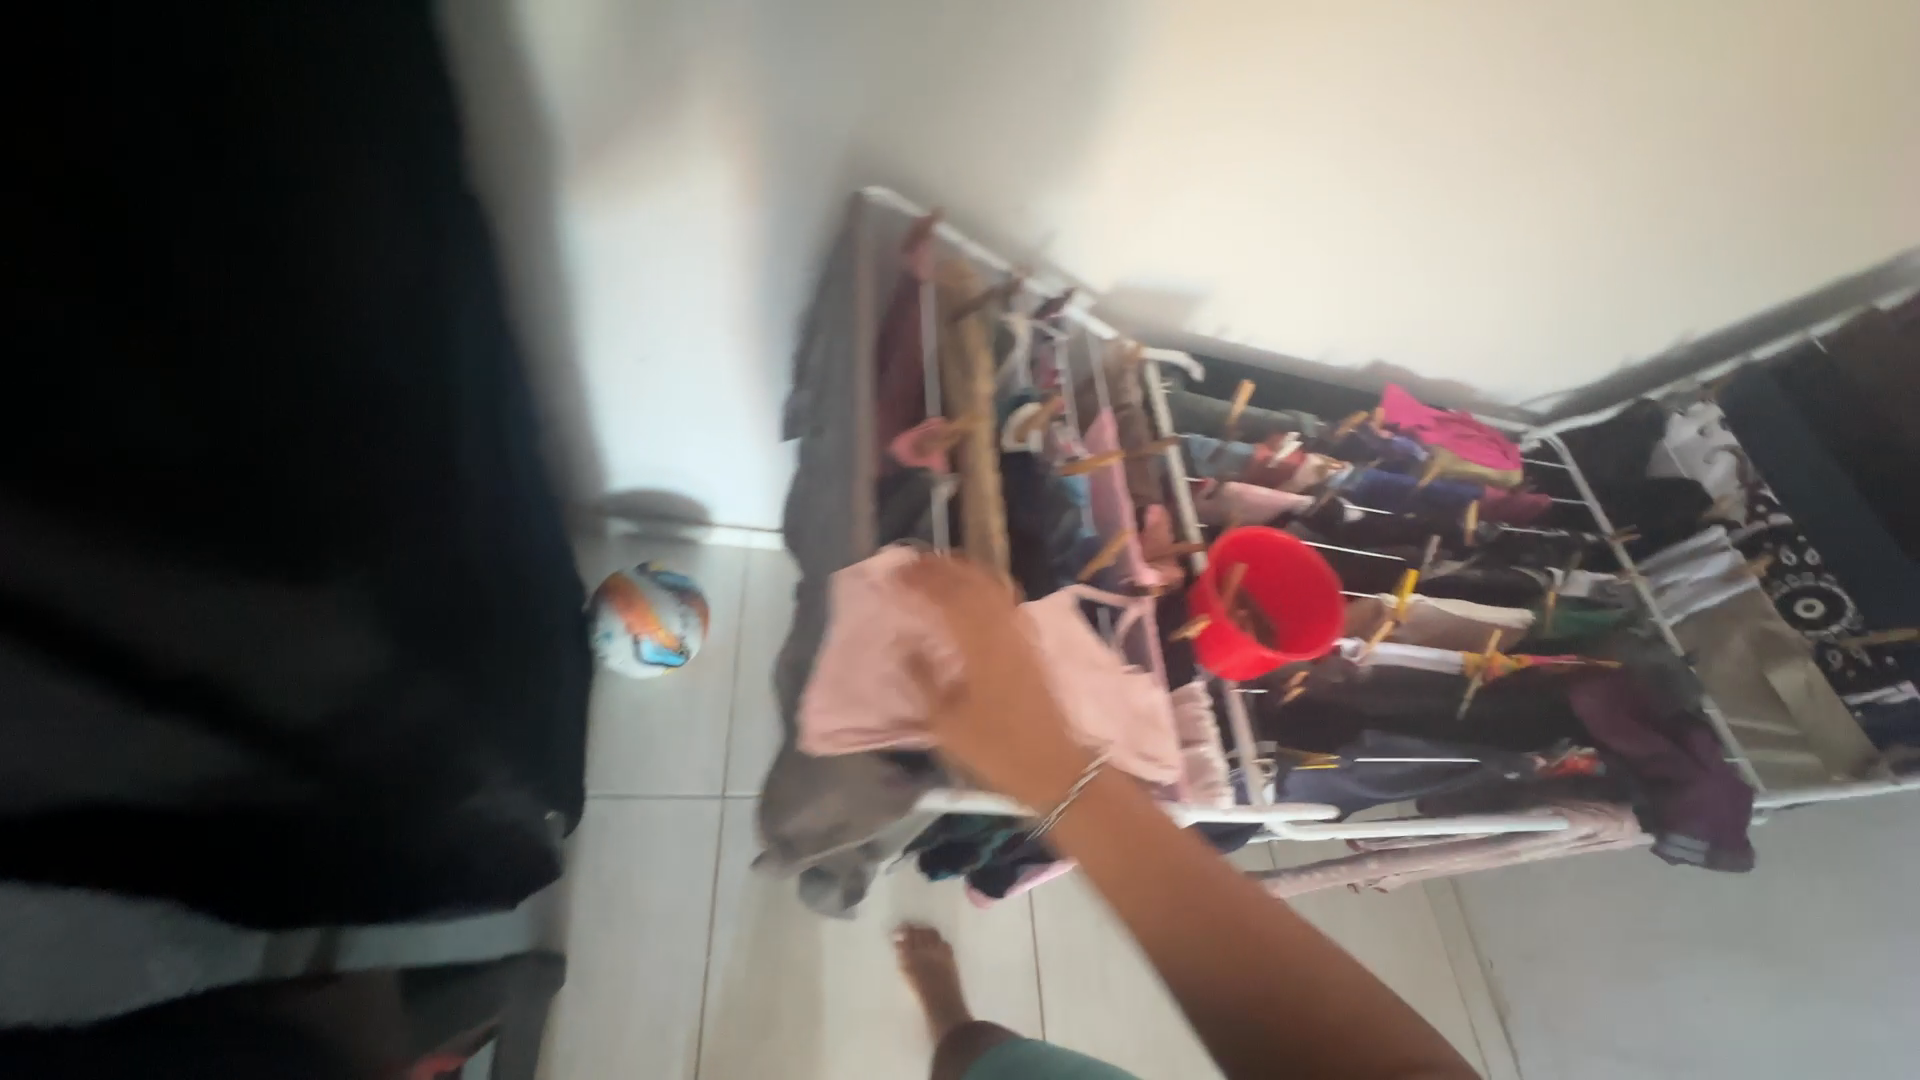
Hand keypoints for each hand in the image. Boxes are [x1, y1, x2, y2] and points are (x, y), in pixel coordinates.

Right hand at [899, 555, 1095, 808]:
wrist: (1054, 764)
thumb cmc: (996, 747)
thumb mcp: (946, 721)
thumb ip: (923, 677)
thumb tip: (903, 643)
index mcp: (978, 642)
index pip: (943, 596)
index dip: (916, 581)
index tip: (891, 575)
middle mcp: (1002, 626)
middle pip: (967, 581)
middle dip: (936, 568)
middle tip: (908, 564)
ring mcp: (1020, 630)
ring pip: (989, 584)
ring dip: (961, 570)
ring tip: (935, 567)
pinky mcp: (1031, 639)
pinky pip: (1004, 596)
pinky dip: (983, 583)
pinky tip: (971, 589)